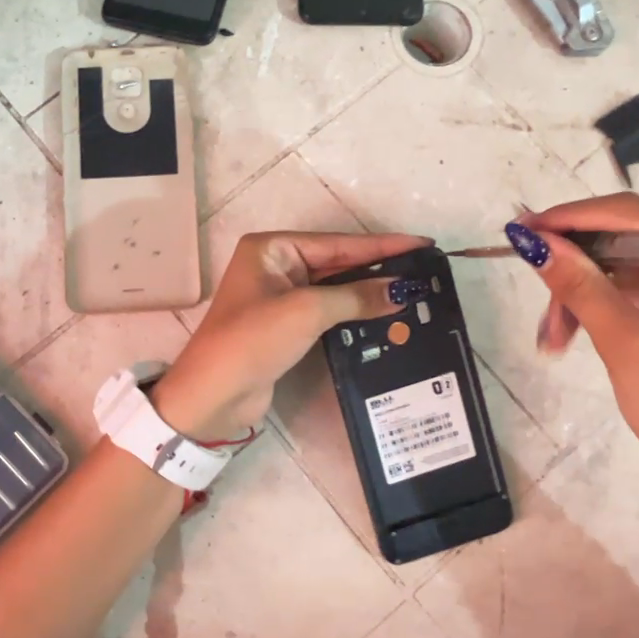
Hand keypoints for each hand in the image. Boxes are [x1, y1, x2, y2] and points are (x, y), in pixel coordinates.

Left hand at [150, 232, 429, 442]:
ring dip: (367, 292)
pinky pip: (326, 312)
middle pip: (336, 263)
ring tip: (412, 293)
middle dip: (377, 269)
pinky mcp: (284, 327)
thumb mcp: (307, 311)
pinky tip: (382, 316)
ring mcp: (278, 297)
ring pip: (333, 289)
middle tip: (424, 271)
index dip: (382, 246)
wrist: (214, 394)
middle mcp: (274, 266)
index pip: (337, 243)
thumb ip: (356, 296)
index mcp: (271, 249)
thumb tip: (402, 290)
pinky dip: (352, 313)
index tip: (422, 245)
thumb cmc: (254, 340)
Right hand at [512, 194, 638, 486]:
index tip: (520, 231)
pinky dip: (586, 307)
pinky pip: (616, 288)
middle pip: (619, 236)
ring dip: (573, 292)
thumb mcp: (627, 348)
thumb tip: (533, 241)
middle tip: (527, 282)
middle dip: (570, 263)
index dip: (573, 217)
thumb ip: (583, 289)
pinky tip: (564, 336)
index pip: (633, 217)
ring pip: (609, 263)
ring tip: (550, 338)